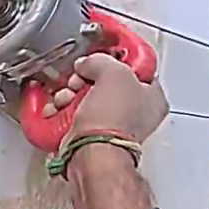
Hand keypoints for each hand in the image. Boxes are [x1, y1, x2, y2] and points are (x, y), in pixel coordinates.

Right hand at [42, 52, 167, 145]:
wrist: (90, 151)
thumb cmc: (111, 117)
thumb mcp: (114, 73)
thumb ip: (101, 60)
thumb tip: (86, 64)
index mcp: (152, 97)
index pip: (136, 69)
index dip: (116, 59)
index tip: (100, 56)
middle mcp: (133, 112)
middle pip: (104, 82)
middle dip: (84, 79)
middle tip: (78, 80)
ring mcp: (109, 125)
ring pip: (84, 98)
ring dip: (69, 94)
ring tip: (64, 98)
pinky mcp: (87, 135)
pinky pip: (71, 115)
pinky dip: (60, 110)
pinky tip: (56, 109)